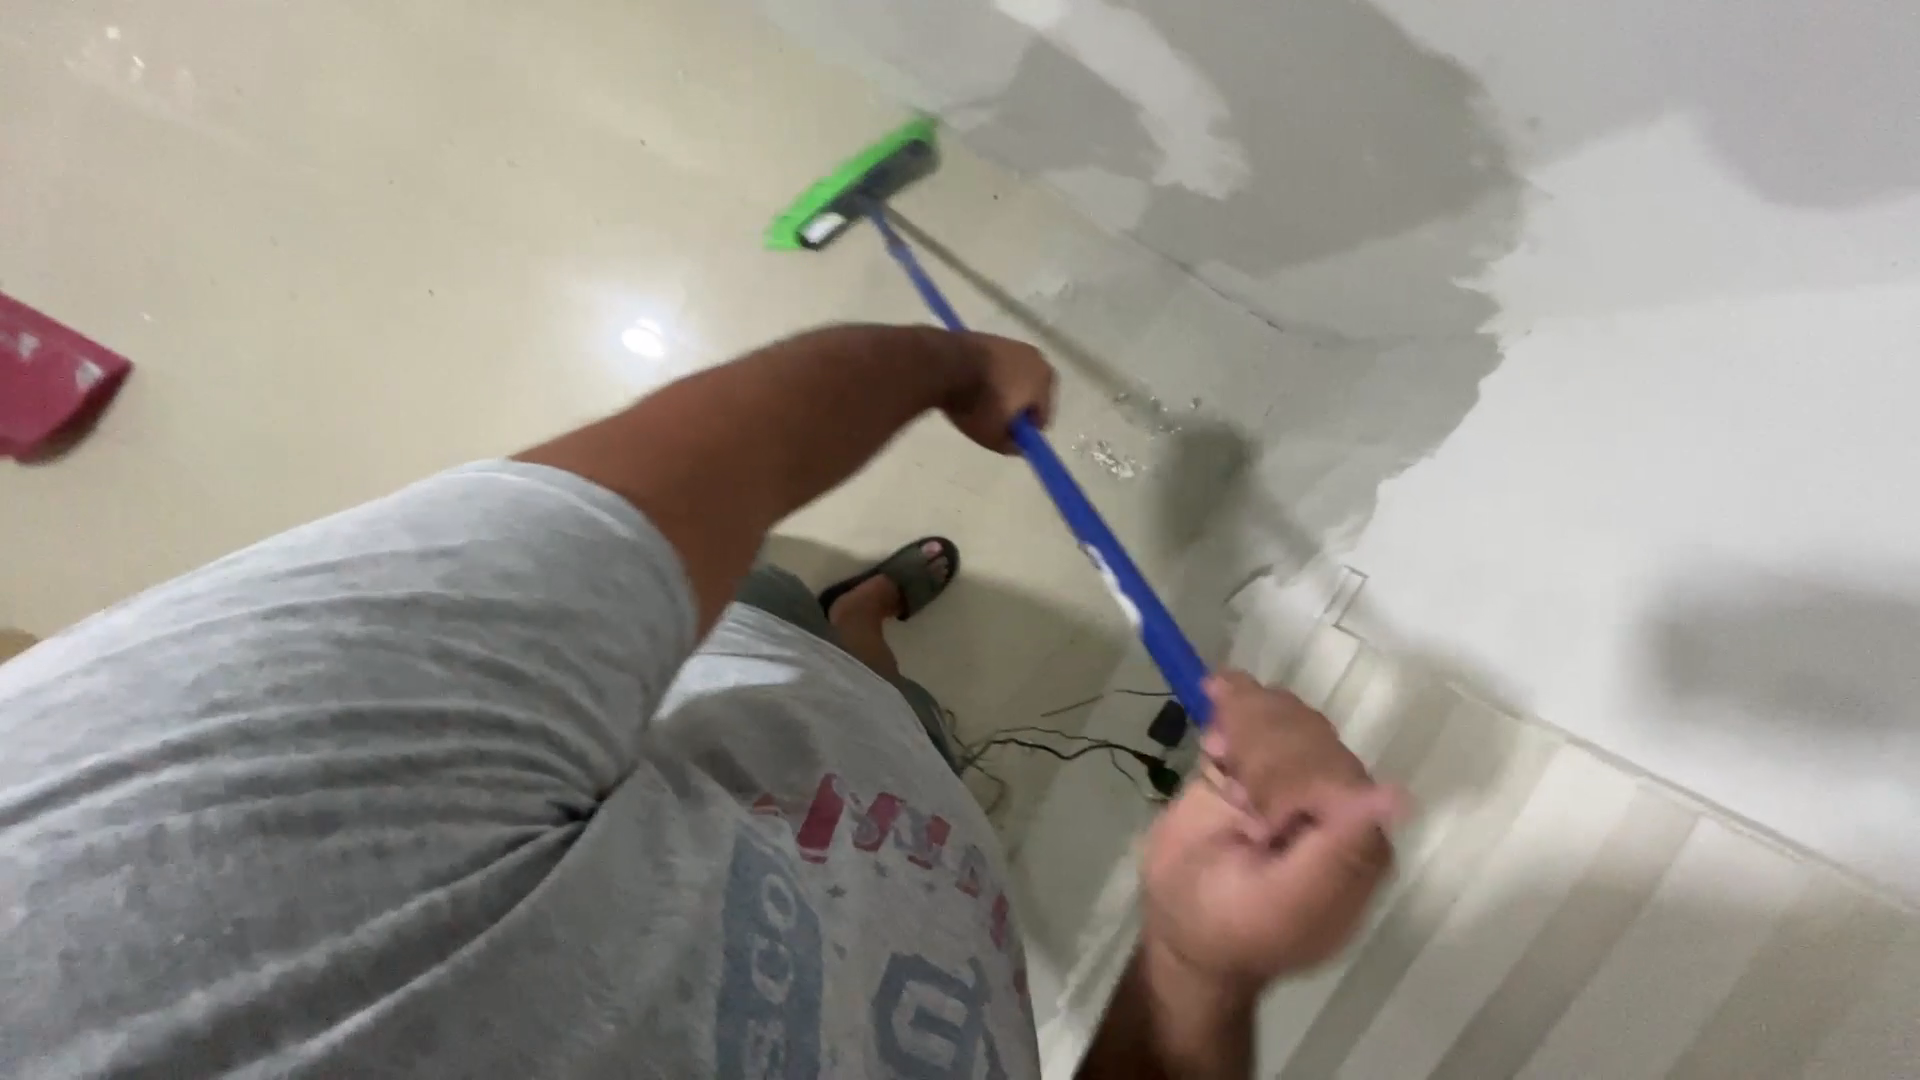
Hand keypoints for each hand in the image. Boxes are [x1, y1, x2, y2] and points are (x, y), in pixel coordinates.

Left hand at [941, 331, 1056, 453]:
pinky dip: (991, 375)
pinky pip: (998, 365)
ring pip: (1015, 377)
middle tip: (995, 420)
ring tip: (982, 402)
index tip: (1008, 437)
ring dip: (1005, 389)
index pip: (1041, 417)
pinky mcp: (992, 337)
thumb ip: (1011, 446)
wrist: (944, 365)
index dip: (1026, 431)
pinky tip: (974, 384)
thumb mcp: (993, 437)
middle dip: (1018, 406)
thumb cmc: (977, 404)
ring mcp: (1015, 344)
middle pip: (1032, 393)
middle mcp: (1038, 359)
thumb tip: (1019, 446)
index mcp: (1046, 383)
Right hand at [1141, 672, 1404, 996]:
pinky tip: (1213, 745)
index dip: (1289, 766)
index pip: (1335, 766)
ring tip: (1218, 754)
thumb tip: (1396, 795)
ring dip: (1243, 721)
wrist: (1176, 925)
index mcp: (1355, 836)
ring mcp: (1285, 777)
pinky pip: (1247, 714)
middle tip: (1233, 791)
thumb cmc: (1233, 927)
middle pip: (1307, 733)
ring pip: (1280, 714)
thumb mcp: (1286, 904)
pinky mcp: (1246, 764)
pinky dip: (1227, 711)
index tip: (1246, 795)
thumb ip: (1337, 852)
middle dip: (1261, 748)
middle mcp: (1329, 801)